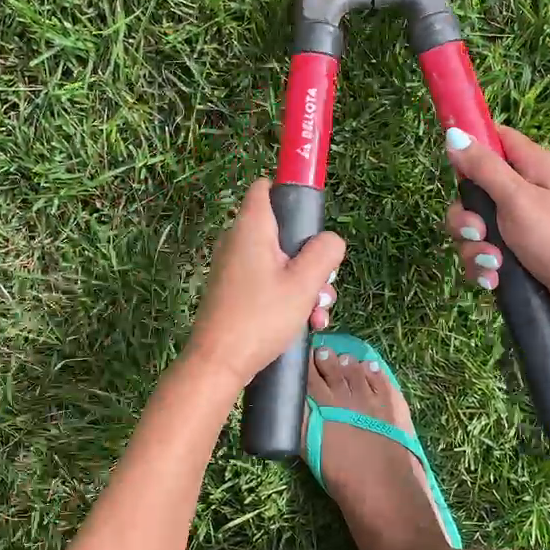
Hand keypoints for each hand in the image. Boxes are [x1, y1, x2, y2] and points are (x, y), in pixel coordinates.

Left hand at [184, 180, 345, 387]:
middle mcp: (237, 241)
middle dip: (311, 258)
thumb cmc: (262, 317)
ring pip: (280, 263)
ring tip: (317, 315)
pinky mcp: (233, 291)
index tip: (311, 219)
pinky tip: (305, 325)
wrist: (219, 362)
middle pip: (283, 232)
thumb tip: (330, 240)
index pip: (266, 187)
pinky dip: (288, 298)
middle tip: (323, 286)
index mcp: (251, 227)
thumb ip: (325, 252)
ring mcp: (233, 268)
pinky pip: (268, 283)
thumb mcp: (305, 283)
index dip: (290, 194)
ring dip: (305, 286)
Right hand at [442, 124, 549, 328]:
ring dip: (474, 248)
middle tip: (478, 232)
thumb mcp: (518, 198)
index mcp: (530, 166)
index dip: (469, 147)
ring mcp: (518, 224)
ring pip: (473, 228)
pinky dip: (483, 266)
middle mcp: (522, 191)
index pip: (493, 140)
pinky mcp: (514, 253)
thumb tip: (454, 135)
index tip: (450, 166)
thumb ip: (484, 168)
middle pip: (472, 191)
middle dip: (465, 218)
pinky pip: (482, 252)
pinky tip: (495, 278)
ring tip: (494, 263)